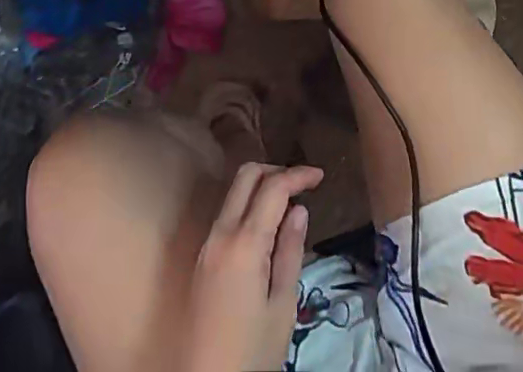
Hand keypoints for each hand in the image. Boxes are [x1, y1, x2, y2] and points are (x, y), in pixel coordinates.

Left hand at [182, 162, 323, 371]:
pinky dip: (248, 206)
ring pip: (233, 193)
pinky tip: (267, 226)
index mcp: (244, 244)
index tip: (320, 176)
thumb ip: (290, 251)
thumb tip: (299, 210)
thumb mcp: (282, 305)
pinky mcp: (201, 259)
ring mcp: (206, 245)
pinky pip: (226, 215)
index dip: (298, 175)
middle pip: (246, 176)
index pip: (273, 188)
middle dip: (276, 171)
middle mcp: (220, 234)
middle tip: (303, 185)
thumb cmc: (251, 352)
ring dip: (261, 187)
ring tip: (289, 204)